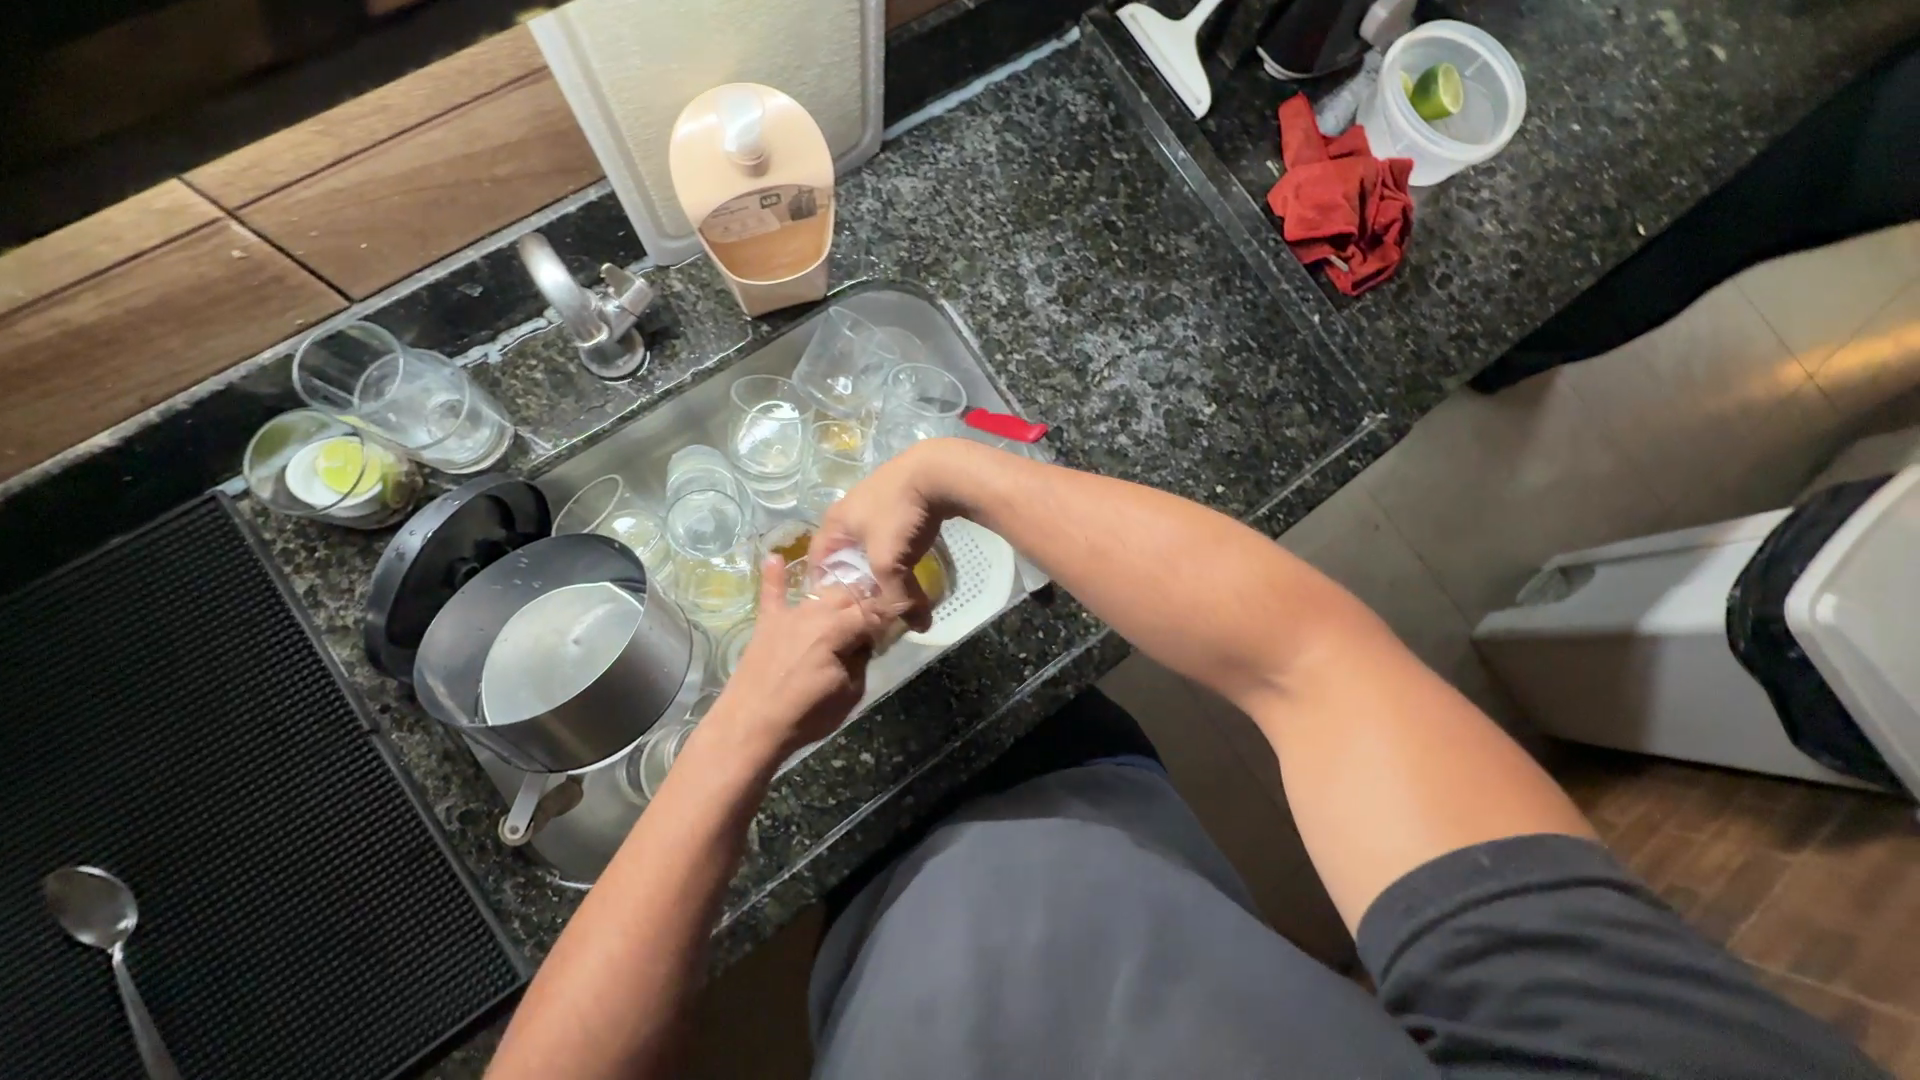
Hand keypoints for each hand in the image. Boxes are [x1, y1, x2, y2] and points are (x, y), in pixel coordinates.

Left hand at [705, 556, 886, 761]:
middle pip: (849, 594)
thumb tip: (864, 643)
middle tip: (881, 610)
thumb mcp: (850, 693)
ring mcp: (789, 615)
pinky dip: (774, 575)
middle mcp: (816, 613)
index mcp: (839, 629)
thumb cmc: (806, 715)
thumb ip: (861, 660)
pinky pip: (772, 593)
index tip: (908, 611)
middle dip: (869, 598)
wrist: (749, 726)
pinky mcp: (767, 623)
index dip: (895, 610)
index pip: (876, 611)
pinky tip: (773, 557)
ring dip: (838, 590)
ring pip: (820, 592)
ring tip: (852, 591)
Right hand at [808, 438, 972, 631]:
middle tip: (869, 604)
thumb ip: (897, 597)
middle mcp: (848, 511)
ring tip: (890, 587)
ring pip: (870, 545)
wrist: (937, 471)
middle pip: (845, 555)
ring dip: (879, 566)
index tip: (839, 613)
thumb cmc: (899, 515)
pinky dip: (897, 552)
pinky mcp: (900, 500)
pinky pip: (891, 535)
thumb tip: (920, 626)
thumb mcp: (889, 562)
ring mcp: (875, 503)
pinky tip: (910, 563)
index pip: (817, 563)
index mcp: (834, 523)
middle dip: (856, 580)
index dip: (825, 589)